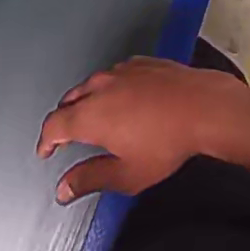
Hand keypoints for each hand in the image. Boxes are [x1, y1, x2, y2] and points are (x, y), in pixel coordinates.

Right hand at [36, 57, 249, 203]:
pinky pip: (117, 73)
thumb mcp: (126, 173)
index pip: (53, 124)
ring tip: (94, 116)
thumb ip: (90, 179)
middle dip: (64, 118)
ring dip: (87, 99)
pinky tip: (124, 96)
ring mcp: (122, 70)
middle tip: (67, 136)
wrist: (203, 106)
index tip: (46, 151)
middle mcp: (101, 86)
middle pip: (70, 99)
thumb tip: (63, 189)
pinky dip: (111, 86)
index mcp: (90, 115)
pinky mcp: (142, 61)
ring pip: (93, 83)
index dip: (46, 140)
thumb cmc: (165, 142)